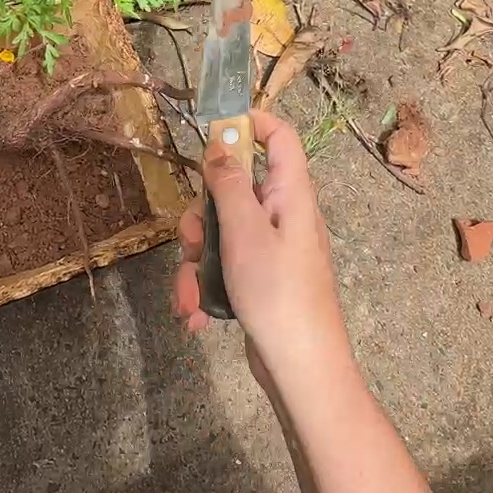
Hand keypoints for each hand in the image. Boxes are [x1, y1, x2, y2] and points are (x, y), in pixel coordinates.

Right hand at [172, 110, 352, 384]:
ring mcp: (270, 249)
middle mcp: (282, 215)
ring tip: (191, 296)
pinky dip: (205, 286)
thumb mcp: (245, 231)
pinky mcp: (259, 278)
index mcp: (291, 194)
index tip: (212, 129)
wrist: (301, 370)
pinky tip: (196, 314)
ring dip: (198, 261)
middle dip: (202, 216)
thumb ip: (229, 184)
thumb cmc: (277, 292)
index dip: (251, 122)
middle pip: (235, 189)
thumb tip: (218, 145)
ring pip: (221, 231)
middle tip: (193, 241)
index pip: (280, 137)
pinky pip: (224, 265)